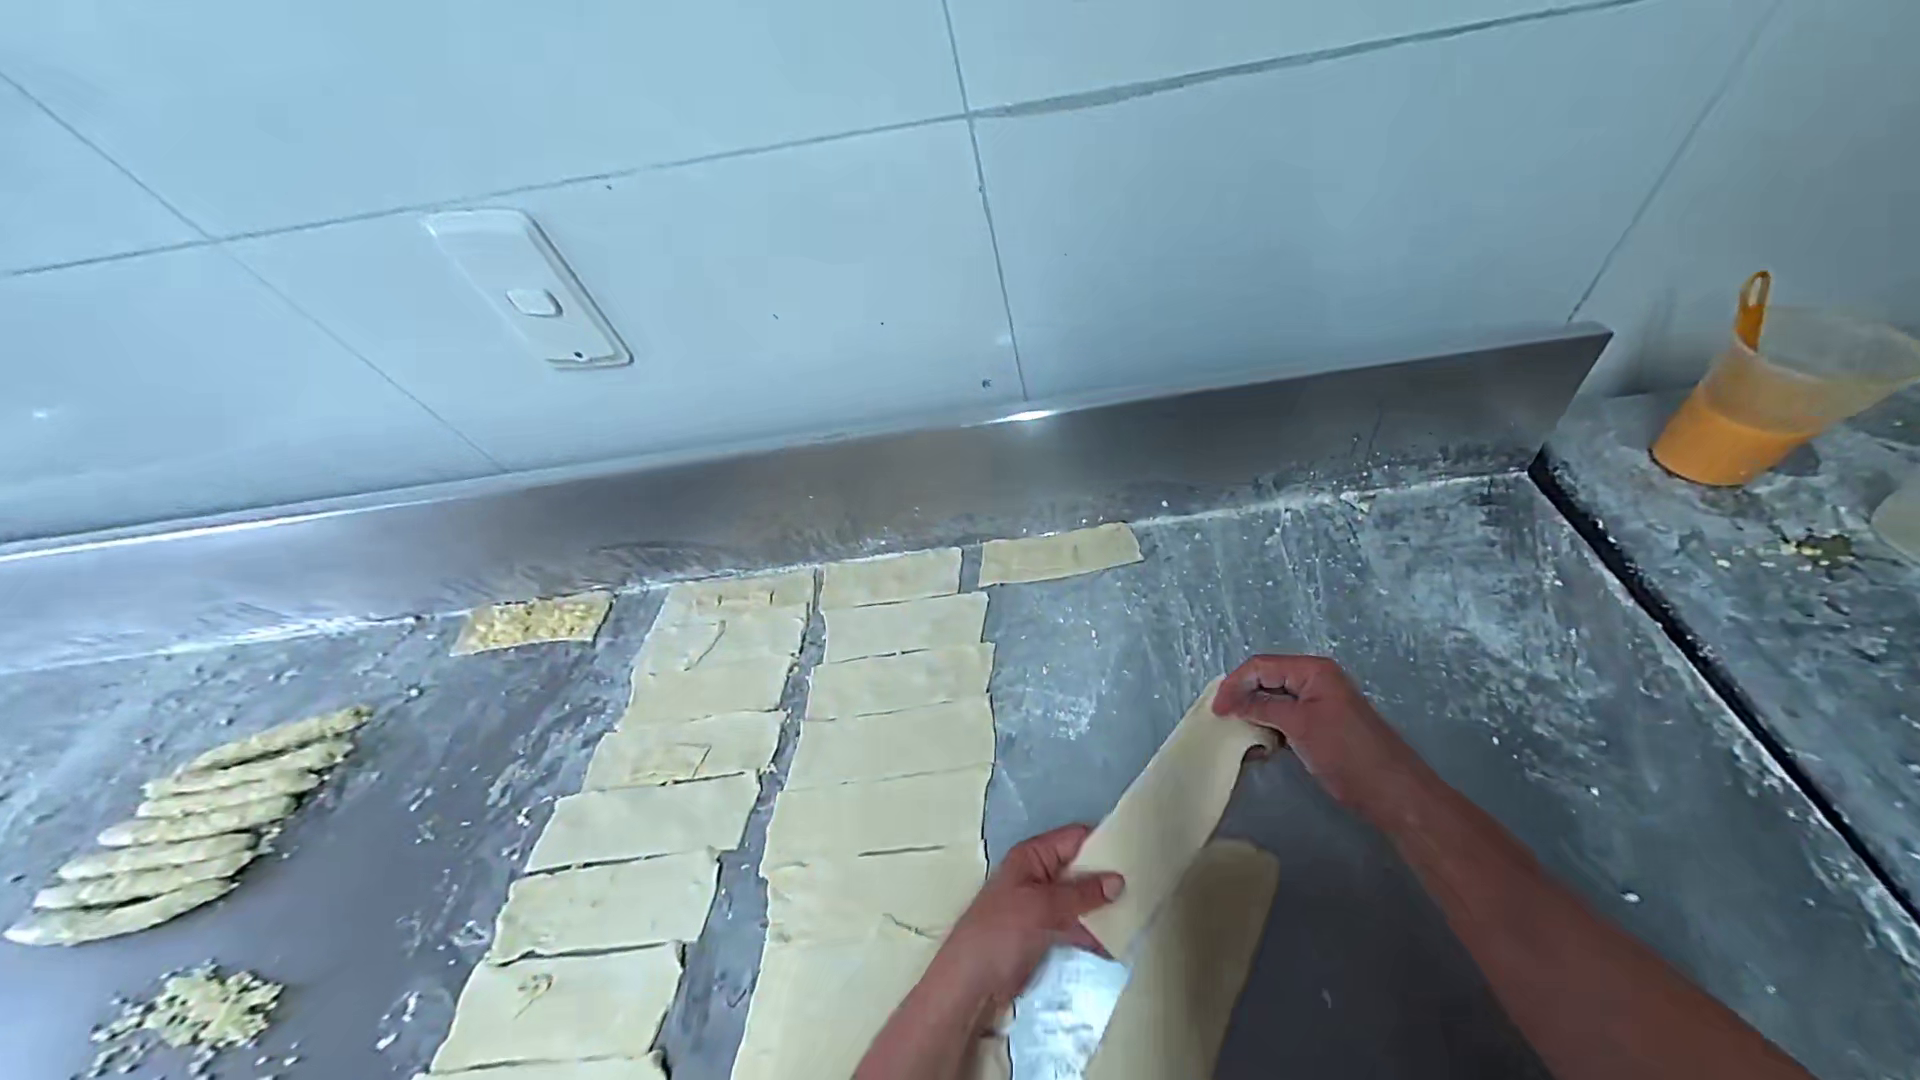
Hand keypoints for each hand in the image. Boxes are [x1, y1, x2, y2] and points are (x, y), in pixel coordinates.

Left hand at [929, 825, 1123, 1010]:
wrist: (972, 980)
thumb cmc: (1001, 931)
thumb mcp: (1042, 906)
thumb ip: (1081, 894)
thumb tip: (1118, 880)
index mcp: (1033, 855)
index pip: (1074, 838)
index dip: (1103, 842)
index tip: (1135, 852)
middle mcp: (1040, 873)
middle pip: (1080, 867)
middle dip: (1108, 877)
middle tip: (1145, 886)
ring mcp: (1043, 903)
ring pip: (1081, 897)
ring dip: (1104, 908)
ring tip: (1138, 916)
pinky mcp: (1046, 930)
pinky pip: (1076, 923)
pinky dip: (1093, 932)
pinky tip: (1115, 945)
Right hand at [1213, 655, 1431, 825]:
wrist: (1393, 793)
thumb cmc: (1346, 753)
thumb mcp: (1298, 725)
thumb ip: (1262, 707)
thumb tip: (1231, 703)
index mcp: (1313, 670)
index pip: (1260, 666)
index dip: (1235, 684)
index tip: (1217, 710)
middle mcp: (1315, 680)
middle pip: (1265, 679)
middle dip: (1242, 697)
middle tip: (1221, 719)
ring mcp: (1318, 702)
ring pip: (1272, 700)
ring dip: (1254, 715)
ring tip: (1238, 734)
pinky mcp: (1319, 724)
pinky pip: (1284, 718)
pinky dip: (1268, 729)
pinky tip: (1260, 747)